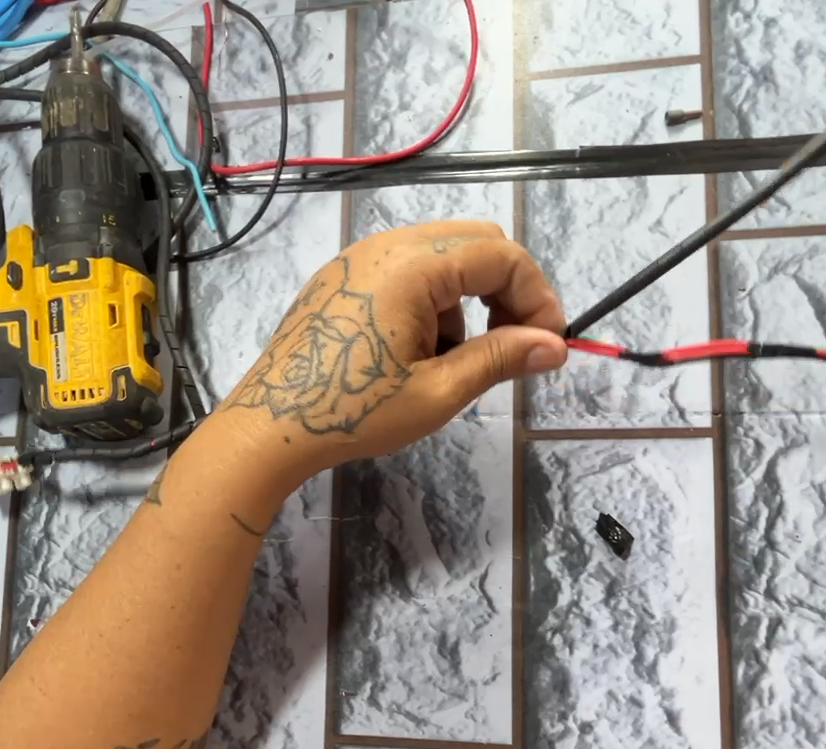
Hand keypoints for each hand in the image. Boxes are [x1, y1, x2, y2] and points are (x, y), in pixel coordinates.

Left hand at [210, 222, 565, 494]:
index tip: (548, 344)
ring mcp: (357, 259)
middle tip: (511, 347)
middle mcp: (386, 246)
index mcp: (414, 264)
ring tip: (447, 364)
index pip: (502, 256)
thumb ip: (500, 359)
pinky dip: (428, 304)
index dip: (537, 297)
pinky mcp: (339, 279)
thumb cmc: (354, 412)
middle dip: (505, 293)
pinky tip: (409, 356)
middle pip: (473, 245)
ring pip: (439, 259)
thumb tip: (555, 347)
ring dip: (464, 303)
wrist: (270, 426)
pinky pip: (403, 273)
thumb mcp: (437, 392)